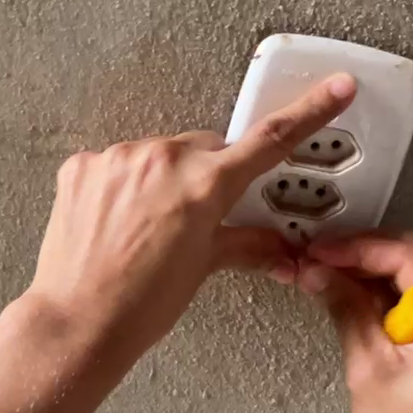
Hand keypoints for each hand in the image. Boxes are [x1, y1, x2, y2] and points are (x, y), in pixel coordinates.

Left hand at [25, 74, 356, 359]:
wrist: (77, 323)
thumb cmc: (140, 306)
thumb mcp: (203, 267)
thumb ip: (246, 243)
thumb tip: (280, 248)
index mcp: (205, 186)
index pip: (270, 141)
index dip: (310, 111)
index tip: (335, 88)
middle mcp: (163, 160)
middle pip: (205, 149)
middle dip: (208, 175)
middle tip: (196, 218)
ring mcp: (119, 158)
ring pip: (159, 154)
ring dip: (162, 178)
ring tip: (148, 226)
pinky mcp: (84, 165)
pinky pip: (118, 163)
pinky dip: (123, 183)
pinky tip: (118, 218)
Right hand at [297, 232, 412, 412]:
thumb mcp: (370, 369)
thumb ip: (346, 310)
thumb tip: (313, 268)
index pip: (410, 257)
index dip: (359, 248)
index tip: (317, 252)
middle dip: (364, 253)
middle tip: (319, 259)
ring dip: (374, 268)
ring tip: (330, 273)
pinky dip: (389, 287)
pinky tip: (358, 292)